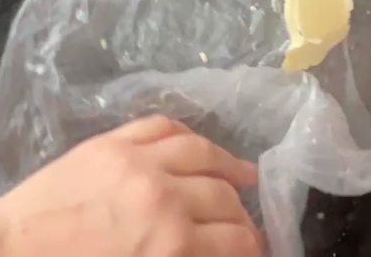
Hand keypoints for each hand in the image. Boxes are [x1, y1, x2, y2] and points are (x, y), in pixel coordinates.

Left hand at [0, 116, 262, 256]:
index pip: (236, 242)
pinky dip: (187, 135)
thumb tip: (208, 250)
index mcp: (172, 244)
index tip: (259, 252)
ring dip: (228, 165)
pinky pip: (161, 126)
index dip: (254, 249)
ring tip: (244, 176)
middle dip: (243, 218)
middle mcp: (164, 194)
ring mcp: (136, 160)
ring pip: (201, 152)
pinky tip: (198, 145)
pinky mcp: (111, 142)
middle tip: (249, 230)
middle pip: (223, 199)